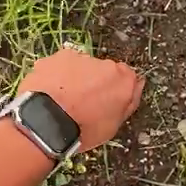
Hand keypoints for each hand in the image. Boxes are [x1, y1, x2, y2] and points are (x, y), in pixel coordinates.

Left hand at [16, 47, 142, 150]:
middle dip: (94, 83)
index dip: (115, 91)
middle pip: (103, 71)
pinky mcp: (57, 57)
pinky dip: (56, 75)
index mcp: (123, 81)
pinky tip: (49, 93)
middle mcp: (105, 64)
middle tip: (82, 105)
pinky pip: (60, 65)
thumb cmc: (82, 129)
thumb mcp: (113, 126)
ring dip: (75, 79)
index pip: (126, 78)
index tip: (106, 102)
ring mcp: (80, 58)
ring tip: (62, 102)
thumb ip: (129, 102)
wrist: (47, 122)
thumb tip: (138, 85)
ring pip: (80, 66)